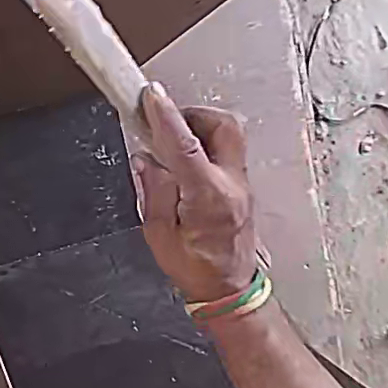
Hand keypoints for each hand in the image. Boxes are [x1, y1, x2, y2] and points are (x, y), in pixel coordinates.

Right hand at [130, 84, 259, 303]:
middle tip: (163, 121)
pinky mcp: (241, 186)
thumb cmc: (195, 269)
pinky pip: (225, 151)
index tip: (152, 97)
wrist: (229, 291)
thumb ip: (154, 191)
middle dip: (191, 114)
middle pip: (222, 126)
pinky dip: (203, 145)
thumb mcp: (159, 234)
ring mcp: (242, 184)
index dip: (165, 118)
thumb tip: (145, 159)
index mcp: (208, 198)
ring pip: (229, 134)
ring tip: (171, 142)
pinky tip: (183, 160)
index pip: (185, 146)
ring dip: (199, 128)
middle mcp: (231, 185)